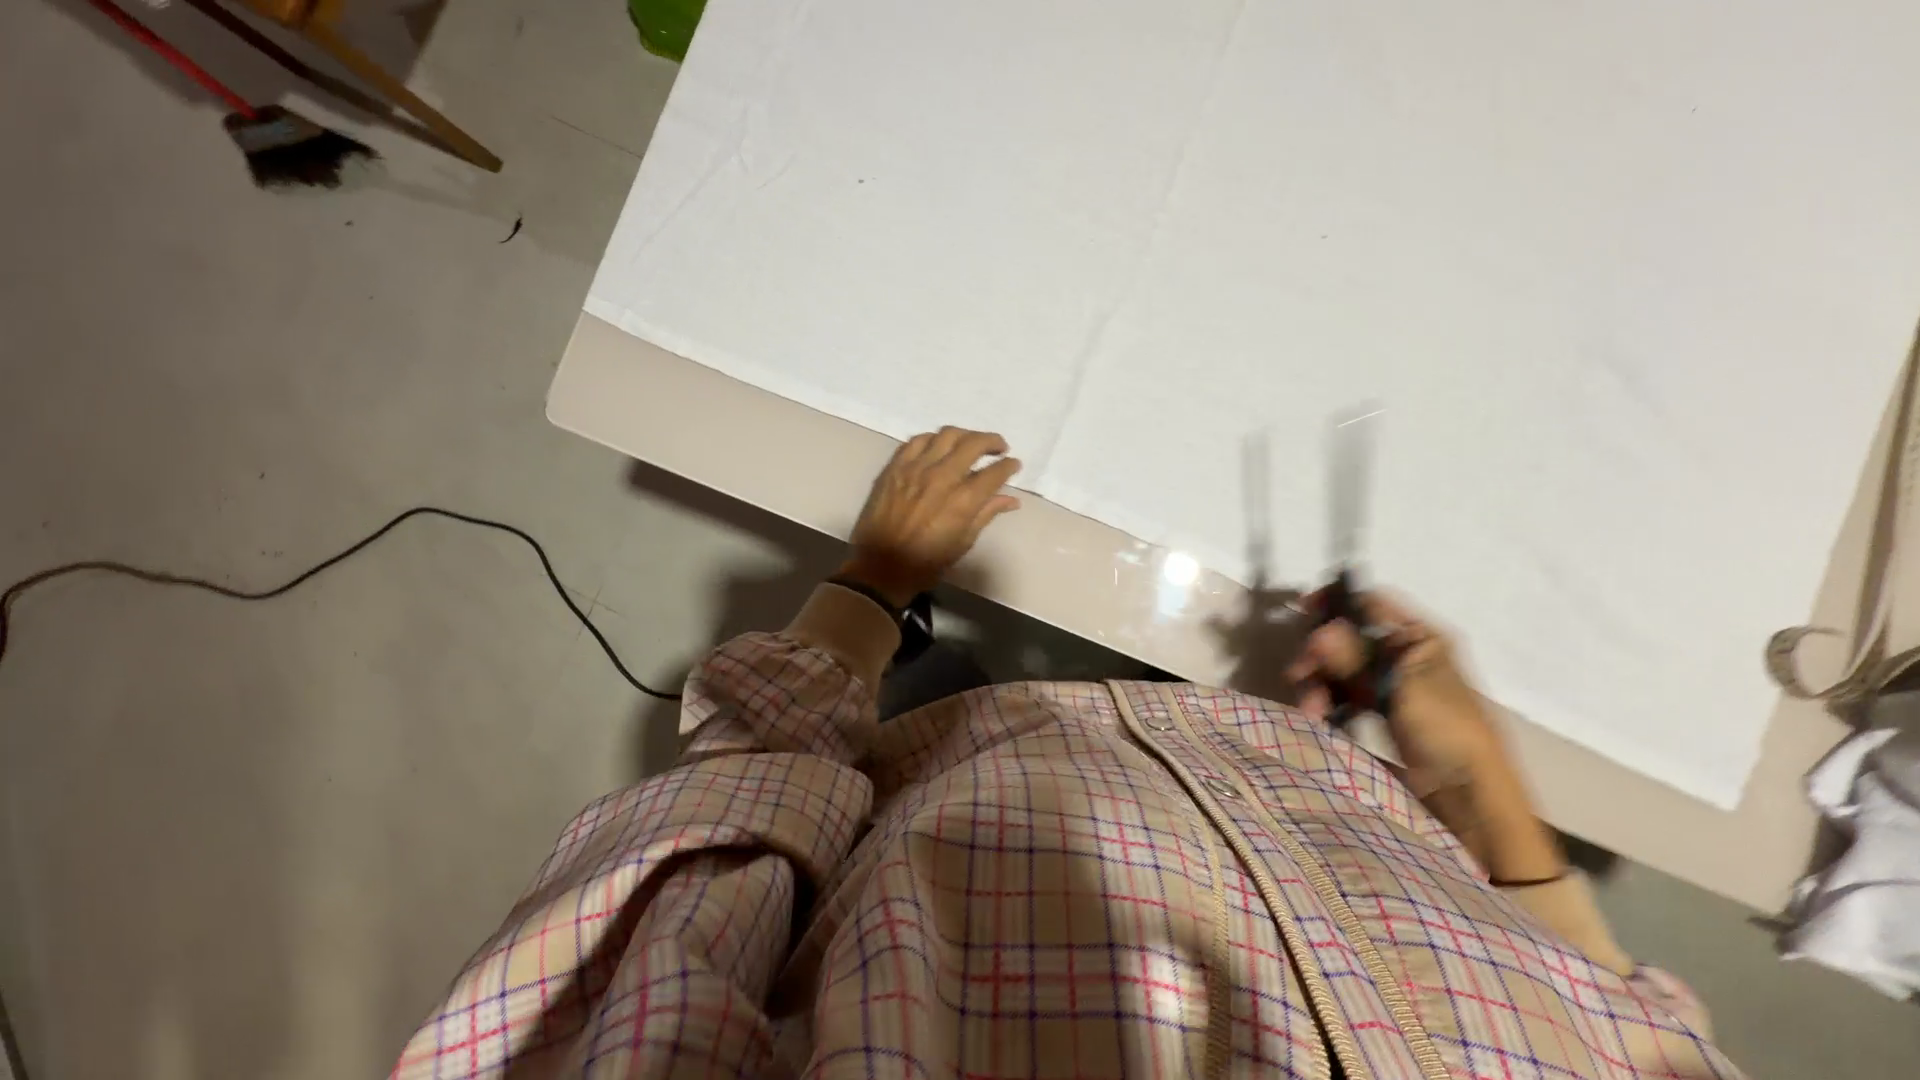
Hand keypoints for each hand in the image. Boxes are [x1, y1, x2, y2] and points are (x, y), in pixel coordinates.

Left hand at [837, 427, 1022, 606]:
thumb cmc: (927, 562)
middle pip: (973, 443)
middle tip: (998, 448)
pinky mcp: (895, 466)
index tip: (1013, 465)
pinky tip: (938, 447)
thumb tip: (1010, 499)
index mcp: (963, 499)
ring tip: (969, 443)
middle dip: (992, 441)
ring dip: (964, 435)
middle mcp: (942, 476)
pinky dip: (933, 439)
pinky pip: (917, 440)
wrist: (881, 566)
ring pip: (946, 434)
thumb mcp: (963, 542)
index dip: (1009, 466)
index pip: (995, 472)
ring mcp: (916, 468)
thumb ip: (986, 514)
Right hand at [1286, 589, 1500, 783]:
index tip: (1302, 610)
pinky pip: (1343, 693)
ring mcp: (1388, 680)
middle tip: (1298, 673)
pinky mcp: (1378, 707)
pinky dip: (1328, 701)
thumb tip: (1319, 630)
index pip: (1371, 603)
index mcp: (1418, 636)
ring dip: (1319, 684)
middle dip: (1319, 655)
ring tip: (1310, 710)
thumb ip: (1356, 658)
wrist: (1467, 789)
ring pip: (1339, 667)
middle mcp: (1401, 651)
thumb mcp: (1401, 687)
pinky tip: (1318, 716)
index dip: (1336, 601)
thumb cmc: (1445, 728)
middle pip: (1346, 637)